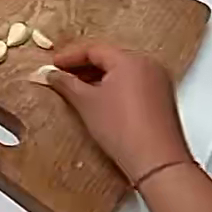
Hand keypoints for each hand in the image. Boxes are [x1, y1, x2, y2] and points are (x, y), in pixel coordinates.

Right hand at [44, 41, 190, 184]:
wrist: (156, 162)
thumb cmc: (122, 128)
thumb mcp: (85, 101)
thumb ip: (64, 82)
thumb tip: (51, 74)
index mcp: (131, 61)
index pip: (93, 49)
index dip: (69, 57)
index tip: (53, 65)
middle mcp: (148, 66)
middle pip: (108, 58)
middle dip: (82, 66)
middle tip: (61, 75)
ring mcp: (158, 82)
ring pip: (120, 71)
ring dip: (96, 77)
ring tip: (75, 88)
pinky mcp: (161, 98)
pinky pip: (131, 82)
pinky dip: (112, 86)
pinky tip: (97, 98)